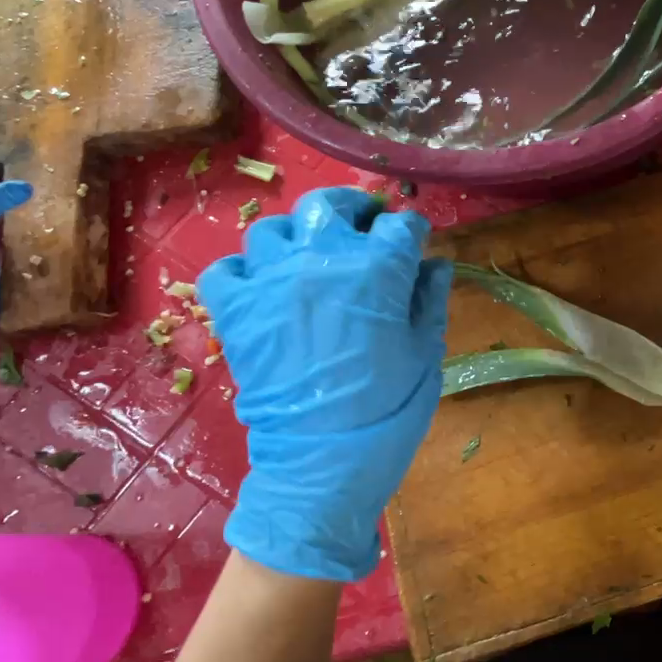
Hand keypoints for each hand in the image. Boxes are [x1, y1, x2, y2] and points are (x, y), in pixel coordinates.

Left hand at [199, 188, 450, 581]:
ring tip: (310, 256)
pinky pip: (227, 268)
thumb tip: (434, 265)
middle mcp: (321, 260)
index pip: (400, 225)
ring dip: (297, 236)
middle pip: (329, 205)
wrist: (325, 457)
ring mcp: (270, 280)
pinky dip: (245, 270)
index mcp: (378, 270)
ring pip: (274, 229)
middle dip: (352, 206)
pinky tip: (266, 286)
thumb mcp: (426, 350)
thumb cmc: (391, 405)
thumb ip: (429, 299)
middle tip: (363, 222)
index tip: (415, 242)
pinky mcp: (234, 308)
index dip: (412, 231)